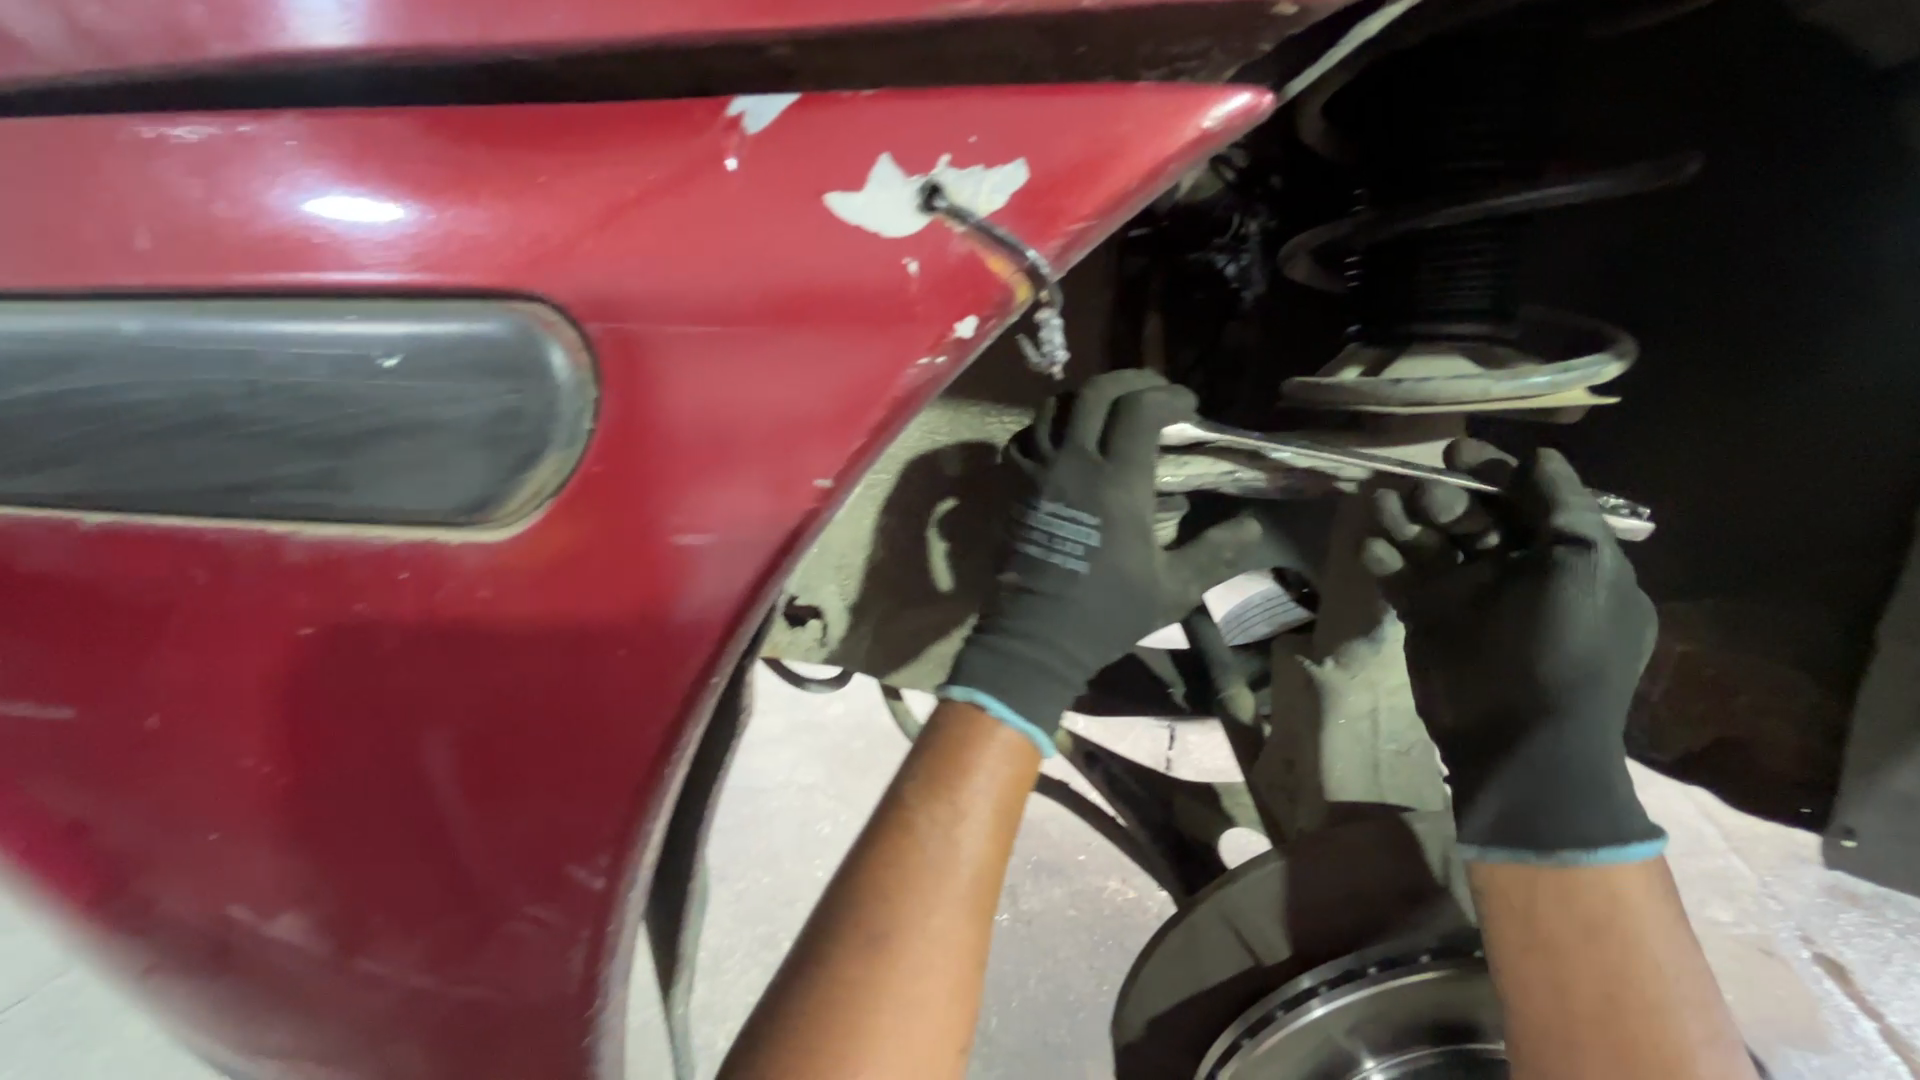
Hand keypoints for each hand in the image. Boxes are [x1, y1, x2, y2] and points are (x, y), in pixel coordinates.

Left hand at [941, 371, 1265, 752]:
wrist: (1038, 637)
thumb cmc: (1108, 613)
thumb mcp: (1174, 589)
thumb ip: (1216, 552)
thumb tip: (1253, 527)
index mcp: (1117, 482)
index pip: (1141, 409)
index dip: (1169, 396)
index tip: (1188, 407)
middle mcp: (1073, 464)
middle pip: (1096, 392)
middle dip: (1131, 381)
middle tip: (1154, 393)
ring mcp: (1037, 473)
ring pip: (1054, 408)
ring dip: (1086, 400)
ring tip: (1109, 414)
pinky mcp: (1012, 488)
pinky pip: (1024, 438)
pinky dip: (1047, 427)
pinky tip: (1065, 444)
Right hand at [1363, 439, 1665, 862]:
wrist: (1520, 737)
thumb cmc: (1563, 648)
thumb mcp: (1585, 571)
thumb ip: (1566, 510)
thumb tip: (1545, 457)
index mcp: (1559, 556)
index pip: (1523, 498)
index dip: (1491, 470)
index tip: (1454, 453)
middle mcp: (1511, 568)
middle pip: (1470, 514)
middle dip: (1443, 497)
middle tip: (1422, 498)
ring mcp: (1464, 593)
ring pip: (1427, 540)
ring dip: (1402, 520)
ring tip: (1379, 506)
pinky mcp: (1425, 615)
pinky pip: (1399, 575)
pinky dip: (1383, 558)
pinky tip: (1370, 550)